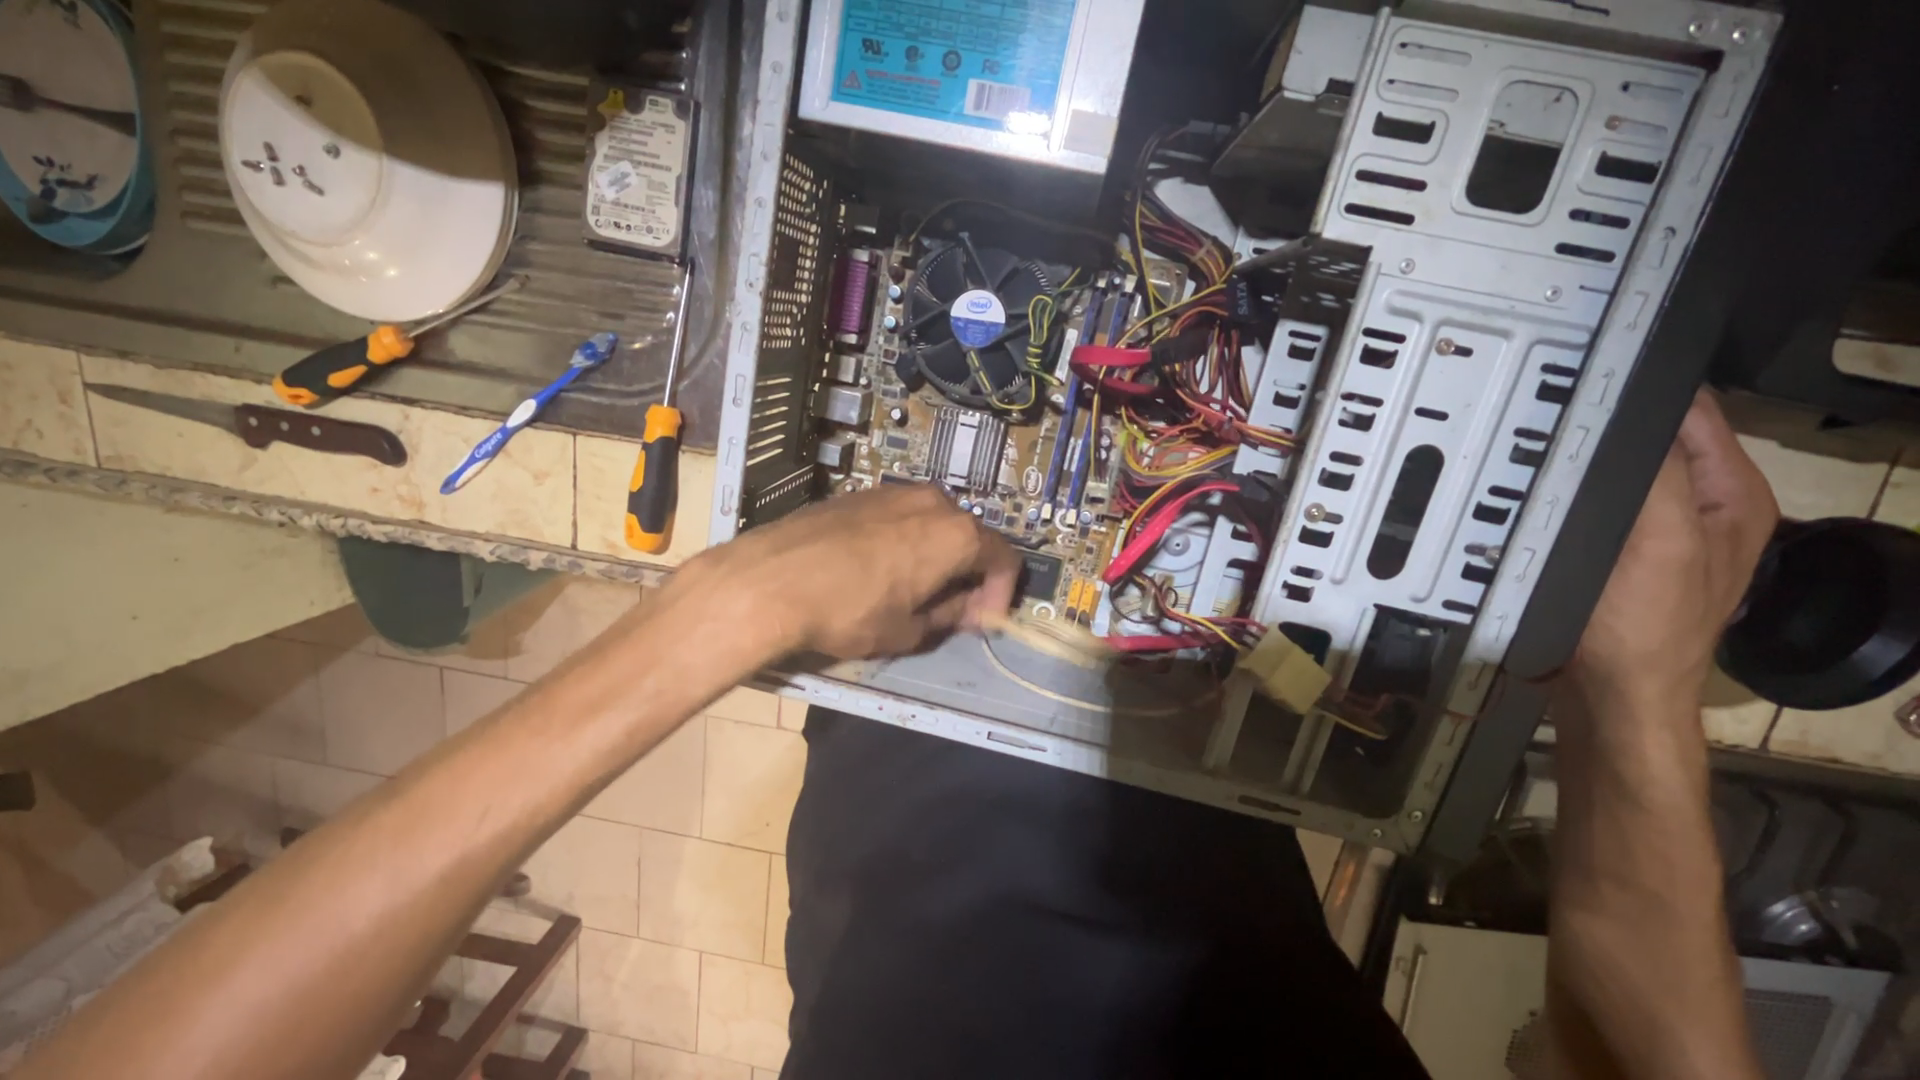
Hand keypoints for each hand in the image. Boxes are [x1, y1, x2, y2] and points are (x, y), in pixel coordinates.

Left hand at [673, 484, 1022, 660]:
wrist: (771, 579)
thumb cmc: (850, 611)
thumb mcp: (908, 631)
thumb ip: (949, 616)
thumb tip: (964, 609)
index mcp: (957, 534)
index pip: (1004, 559)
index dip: (1001, 594)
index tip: (981, 621)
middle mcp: (932, 502)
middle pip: (969, 536)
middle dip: (968, 574)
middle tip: (951, 609)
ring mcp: (892, 493)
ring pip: (932, 524)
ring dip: (935, 557)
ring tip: (913, 591)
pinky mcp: (858, 495)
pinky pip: (899, 519)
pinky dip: (904, 543)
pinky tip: (877, 572)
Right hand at [1569, 391, 1777, 712]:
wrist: (1611, 696)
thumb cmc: (1642, 623)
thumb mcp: (1660, 539)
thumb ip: (1658, 469)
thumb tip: (1635, 407)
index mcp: (1731, 495)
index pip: (1694, 412)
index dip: (1643, 388)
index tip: (1583, 372)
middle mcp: (1702, 508)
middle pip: (1652, 440)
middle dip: (1605, 423)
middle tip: (1546, 407)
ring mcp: (1660, 534)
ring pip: (1618, 473)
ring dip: (1583, 460)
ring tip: (1536, 442)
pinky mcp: (1621, 556)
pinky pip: (1595, 506)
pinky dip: (1571, 494)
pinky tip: (1539, 492)